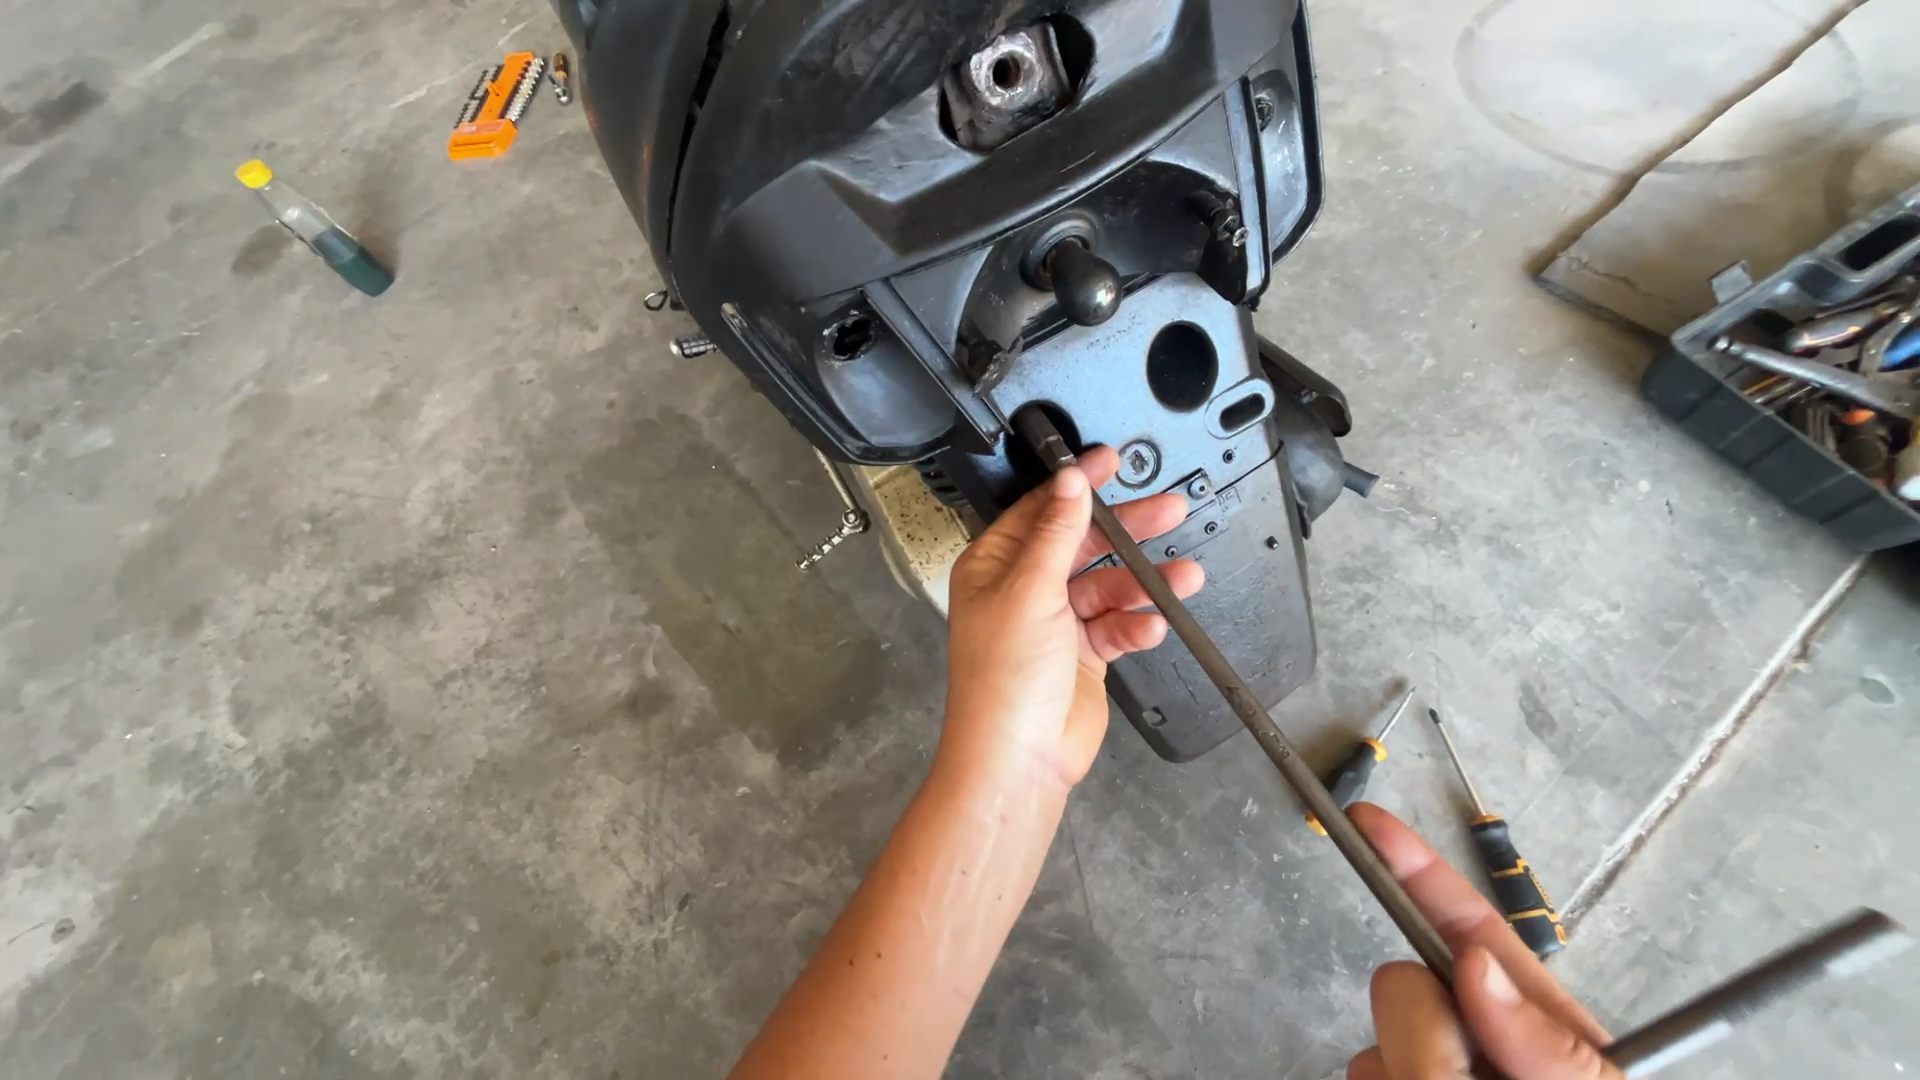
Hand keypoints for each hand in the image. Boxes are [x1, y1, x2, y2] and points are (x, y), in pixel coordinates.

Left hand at [942, 445, 1203, 789]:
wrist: (1020, 757)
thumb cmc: (1008, 673)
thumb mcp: (1031, 591)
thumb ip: (1056, 533)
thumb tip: (1070, 480)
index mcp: (996, 565)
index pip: (1042, 511)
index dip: (1078, 485)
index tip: (1112, 460)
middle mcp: (1024, 587)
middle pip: (1082, 544)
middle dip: (1125, 531)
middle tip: (1169, 509)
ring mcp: (1056, 621)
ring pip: (1107, 585)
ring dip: (1143, 582)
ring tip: (1184, 577)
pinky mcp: (1083, 652)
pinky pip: (1116, 625)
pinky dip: (1134, 624)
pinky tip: (1150, 626)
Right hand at [1346, 804, 1620, 1079]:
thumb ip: (1556, 1052)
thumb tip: (1475, 967)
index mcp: (1537, 1026)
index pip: (1470, 927)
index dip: (1416, 867)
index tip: (1365, 821)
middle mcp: (1476, 1039)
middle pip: (1401, 984)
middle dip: (1424, 1040)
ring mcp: (1429, 1071)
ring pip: (1376, 1046)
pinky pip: (1364, 1077)